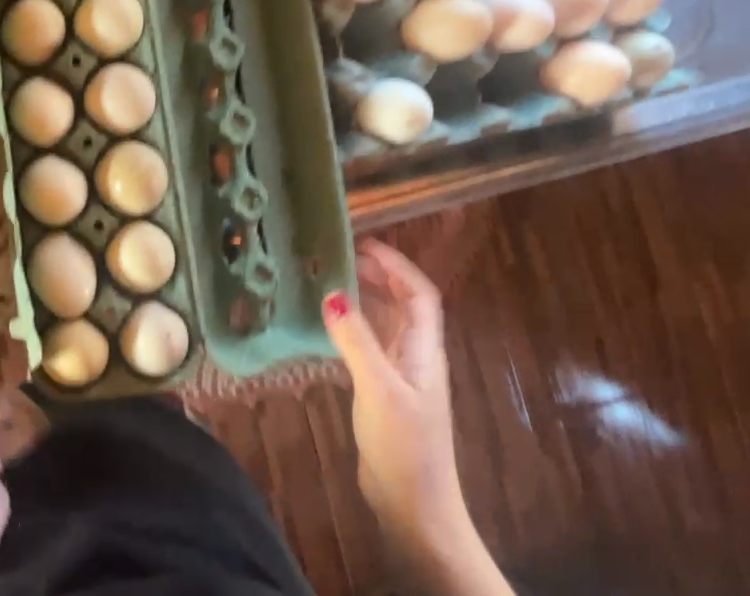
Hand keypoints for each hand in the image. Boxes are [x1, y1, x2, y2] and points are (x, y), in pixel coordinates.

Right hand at [324, 239, 511, 595]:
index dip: (396, 266)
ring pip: (384, 324)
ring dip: (362, 299)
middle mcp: (415, 357)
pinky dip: (350, 328)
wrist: (414, 506)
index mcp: (424, 350)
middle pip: (402, 304)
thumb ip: (356, 341)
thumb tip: (332, 293)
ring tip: (326, 281)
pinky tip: (324, 326)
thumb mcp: (378, 388)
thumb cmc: (404, 445)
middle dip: (376, 276)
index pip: (419, 294)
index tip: (361, 244)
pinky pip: (367, 346)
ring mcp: (398, 376)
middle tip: (336, 257)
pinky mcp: (381, 393)